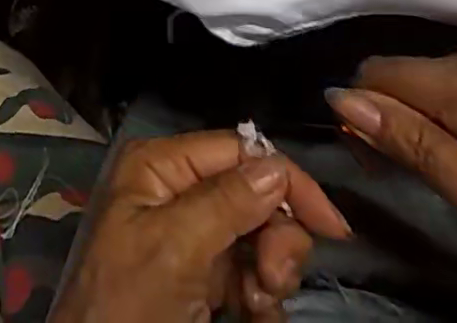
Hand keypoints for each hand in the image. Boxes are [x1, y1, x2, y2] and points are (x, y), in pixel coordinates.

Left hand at [50, 130, 351, 322]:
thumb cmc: (127, 303)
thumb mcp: (173, 247)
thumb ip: (226, 202)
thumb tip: (277, 168)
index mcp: (162, 165)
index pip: (239, 150)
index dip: (286, 180)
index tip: (330, 225)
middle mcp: (179, 189)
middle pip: (255, 192)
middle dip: (275, 236)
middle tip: (272, 278)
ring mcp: (193, 234)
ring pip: (260, 233)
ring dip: (271, 270)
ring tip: (255, 304)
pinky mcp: (203, 276)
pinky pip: (252, 271)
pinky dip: (262, 296)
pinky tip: (253, 315)